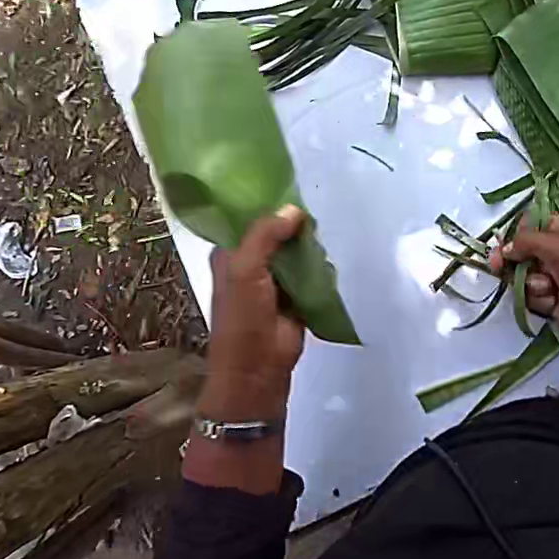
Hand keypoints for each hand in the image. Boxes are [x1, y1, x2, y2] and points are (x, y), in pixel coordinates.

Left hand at [200, 204, 307, 422]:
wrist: (258, 368)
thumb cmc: (243, 317)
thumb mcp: (245, 268)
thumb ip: (266, 235)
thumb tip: (294, 209)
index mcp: (230, 254)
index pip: (248, 221)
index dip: (267, 207)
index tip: (291, 190)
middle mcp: (251, 265)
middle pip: (276, 235)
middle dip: (294, 227)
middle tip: (312, 219)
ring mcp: (275, 282)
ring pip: (296, 254)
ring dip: (309, 249)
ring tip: (322, 238)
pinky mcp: (296, 298)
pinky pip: (311, 276)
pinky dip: (320, 270)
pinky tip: (328, 262)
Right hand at [491, 214, 558, 341]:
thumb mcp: (558, 245)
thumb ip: (527, 241)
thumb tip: (505, 250)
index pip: (531, 224)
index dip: (516, 233)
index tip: (504, 243)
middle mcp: (556, 250)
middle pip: (520, 250)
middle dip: (511, 260)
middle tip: (498, 266)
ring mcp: (551, 275)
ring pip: (521, 274)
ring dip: (531, 282)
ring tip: (547, 288)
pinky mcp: (547, 297)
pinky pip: (528, 294)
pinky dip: (538, 297)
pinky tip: (552, 300)